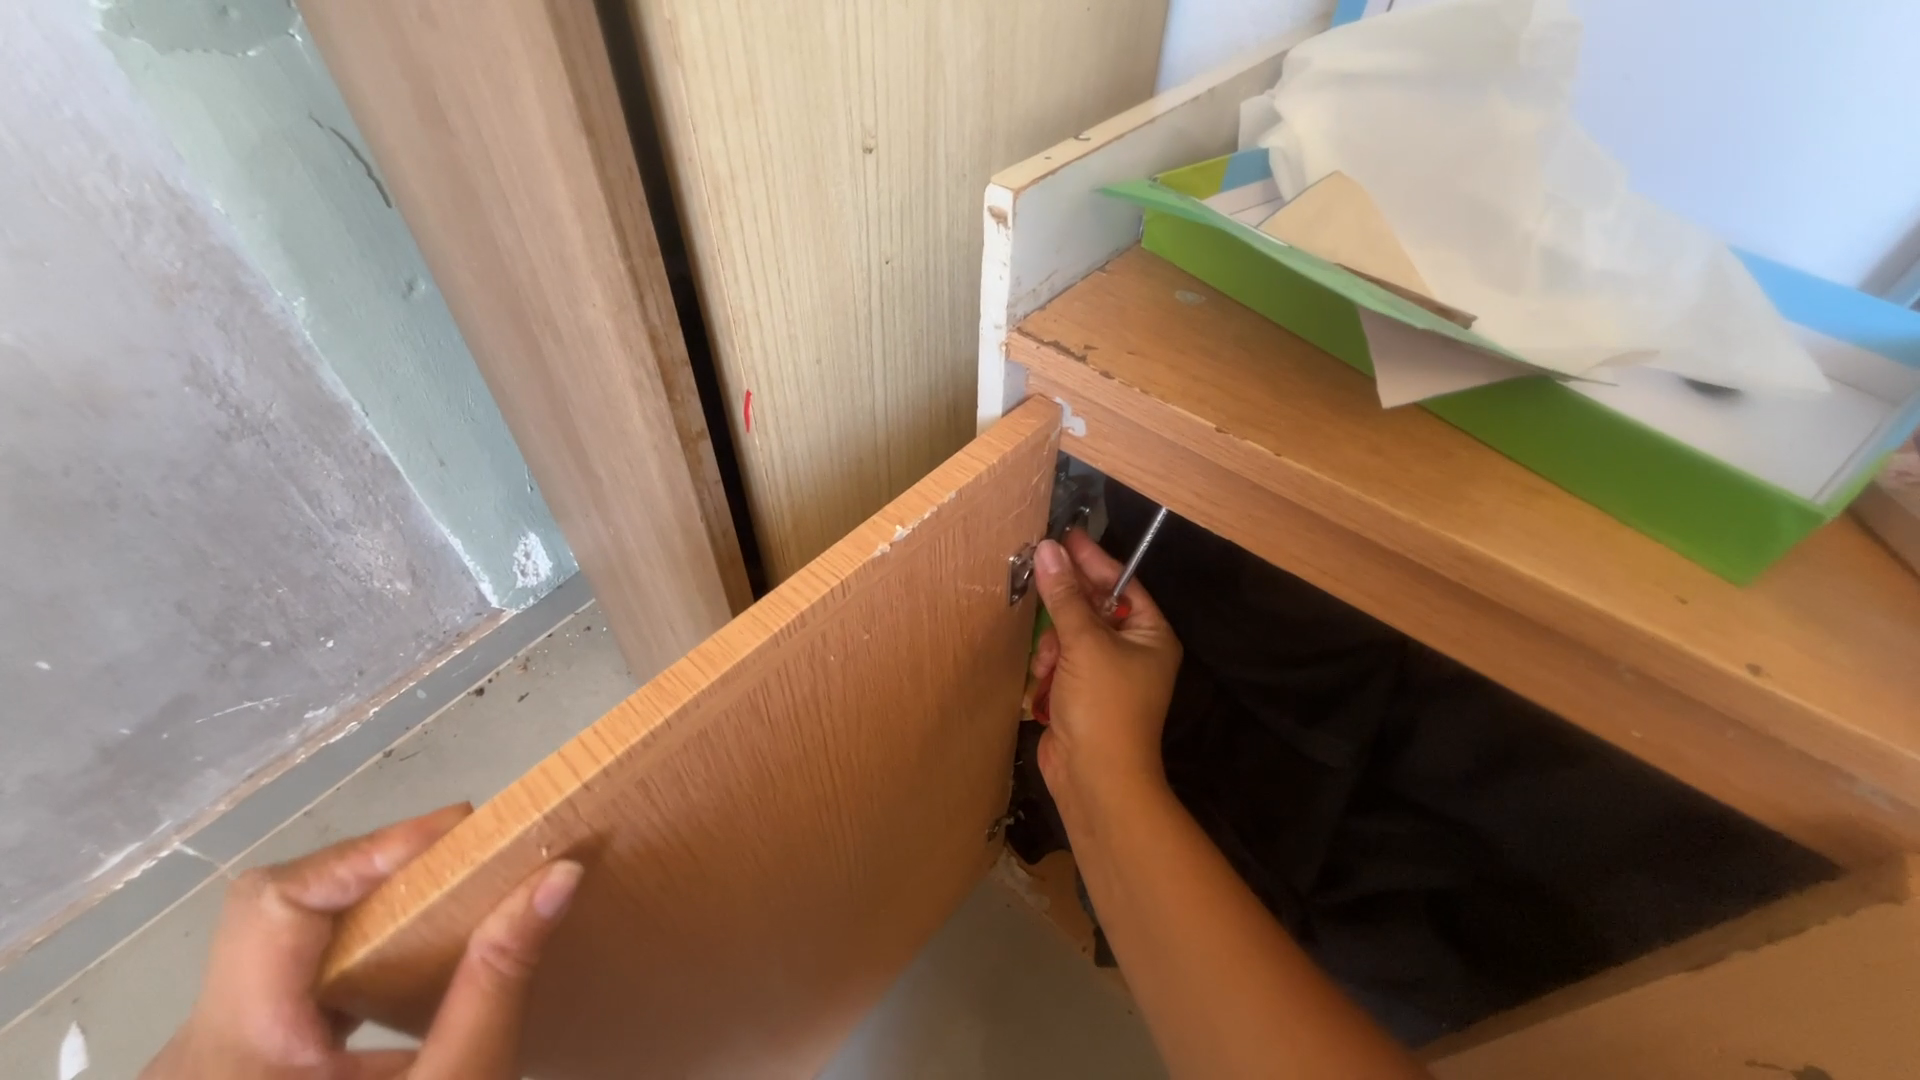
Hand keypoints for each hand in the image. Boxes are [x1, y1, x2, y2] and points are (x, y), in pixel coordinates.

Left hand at [142, 804, 581, 1079]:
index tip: (461, 829)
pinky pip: (291, 973)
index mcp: (234, 1052)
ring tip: (455, 891)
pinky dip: (359, 944)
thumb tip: (561, 873)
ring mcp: (208, 1056)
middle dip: (383, 870)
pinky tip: (412, 954)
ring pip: (285, 937)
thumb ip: (500, 977)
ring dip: (373, 902)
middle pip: (282, 908)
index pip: (277, 902)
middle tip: (472, 855)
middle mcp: (197, 1045)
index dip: (369, 851)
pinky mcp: (233, 1062)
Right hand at [1030, 529, 1182, 822]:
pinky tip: (1041, 684)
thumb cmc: (1104, 705)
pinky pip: (1057, 662)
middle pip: (1090, 607)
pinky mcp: (1079, 693)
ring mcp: (1104, 673)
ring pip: (1067, 635)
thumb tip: (1047, 550)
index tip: (1063, 536)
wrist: (1095, 779)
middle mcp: (1131, 649)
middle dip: (1064, 611)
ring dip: (1052, 647)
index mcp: (1150, 633)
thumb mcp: (1084, 644)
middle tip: (1039, 585)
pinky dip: (1046, 670)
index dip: (1092, 560)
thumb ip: (1064, 597)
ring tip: (1048, 666)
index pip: (1121, 583)